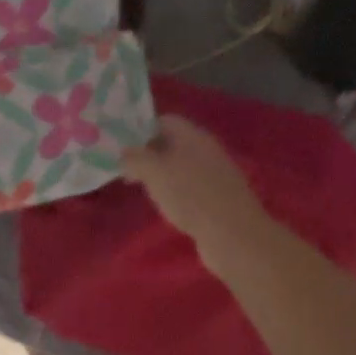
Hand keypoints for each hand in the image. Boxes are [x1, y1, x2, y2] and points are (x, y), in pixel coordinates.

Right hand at [121, 116, 268, 258]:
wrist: (233, 233)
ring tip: (145, 191)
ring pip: (181, 167)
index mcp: (193, 136)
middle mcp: (206, 150)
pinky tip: (168, 208)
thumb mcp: (154, 172)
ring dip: (161, 176)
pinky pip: (191, 187)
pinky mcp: (218, 197)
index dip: (141, 130)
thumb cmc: (190, 196)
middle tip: (128, 172)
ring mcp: (215, 174)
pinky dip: (176, 193)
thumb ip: (135, 158)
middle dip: (149, 155)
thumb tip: (124, 153)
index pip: (165, 121)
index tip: (122, 148)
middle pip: (172, 144)